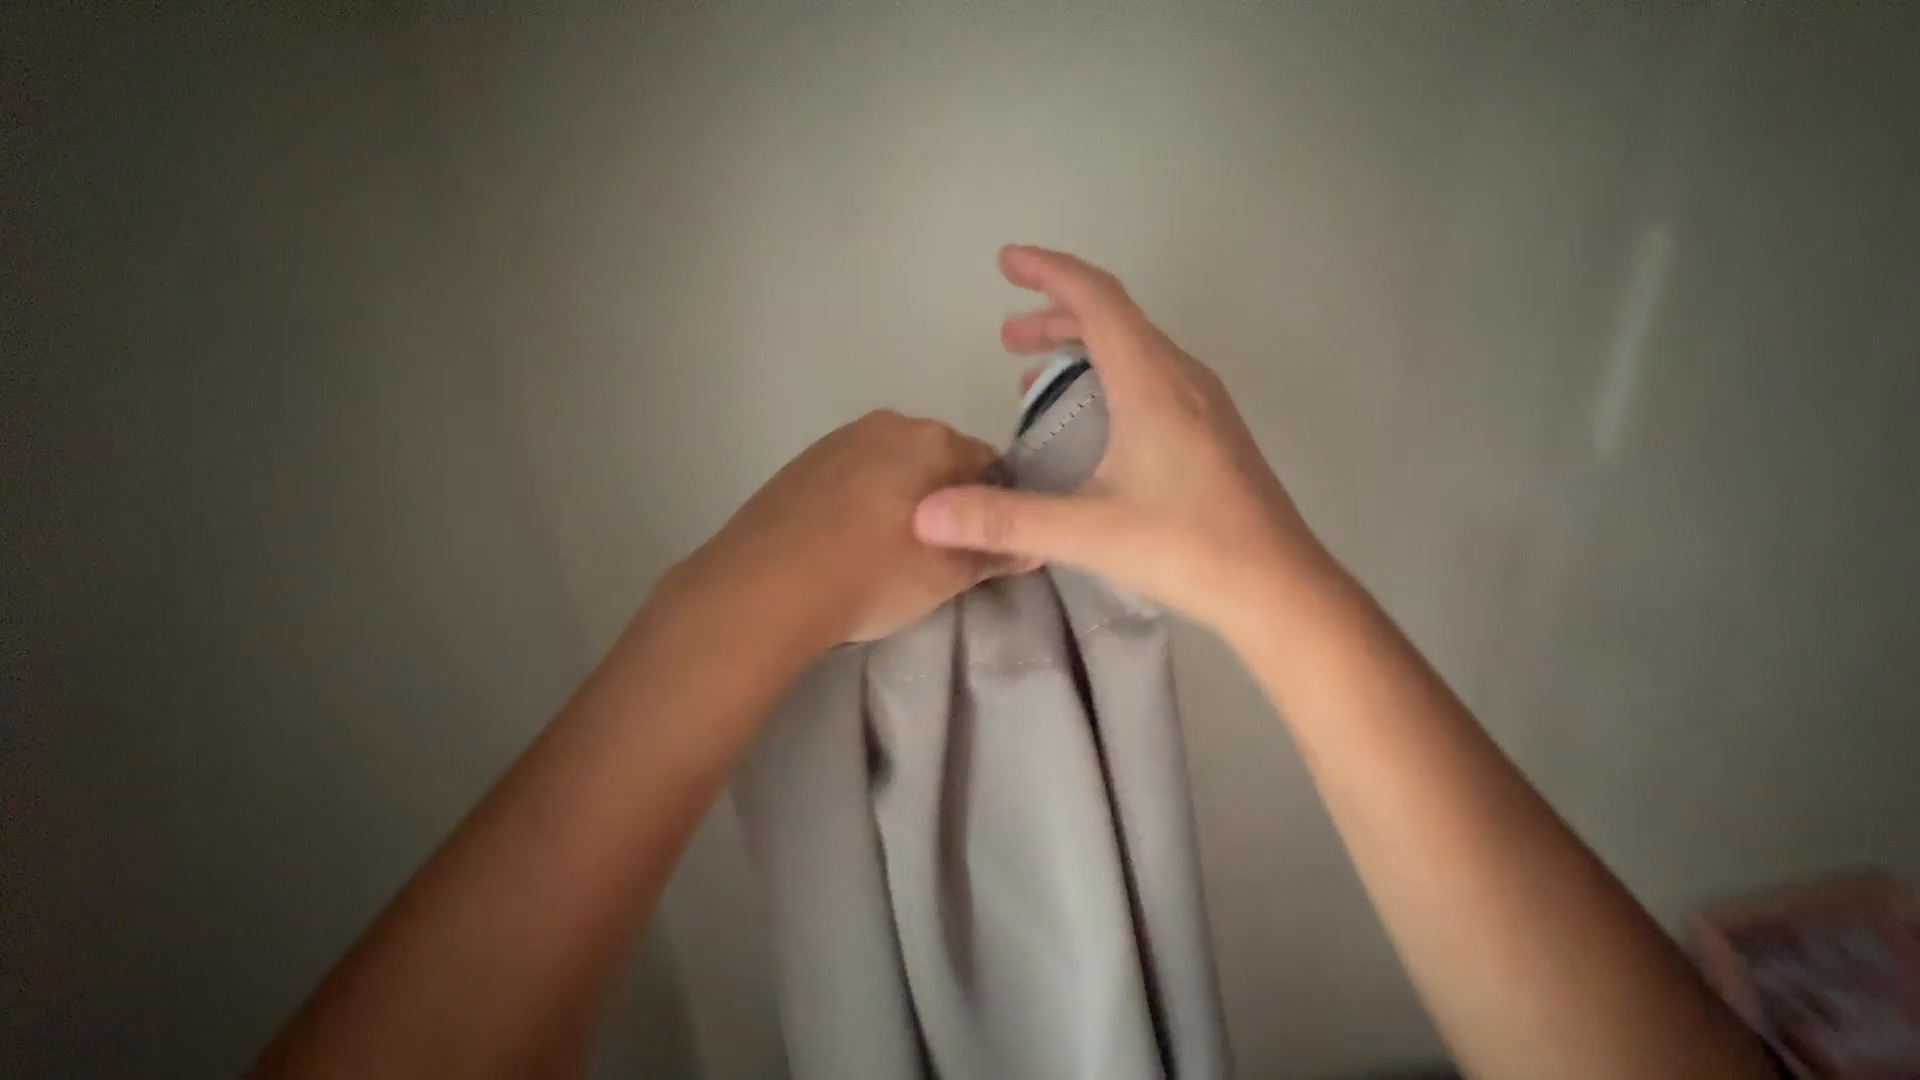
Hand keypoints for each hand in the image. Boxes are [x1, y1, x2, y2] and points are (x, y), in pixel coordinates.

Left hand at [661, 409, 1026, 647]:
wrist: (763, 587)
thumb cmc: (872, 573)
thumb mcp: (945, 574)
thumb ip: (993, 555)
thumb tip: (1029, 547)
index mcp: (931, 439)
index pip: (989, 465)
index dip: (993, 508)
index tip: (982, 546)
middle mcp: (886, 425)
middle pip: (937, 462)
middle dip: (946, 501)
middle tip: (936, 555)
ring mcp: (837, 441)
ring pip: (891, 469)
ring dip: (901, 501)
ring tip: (887, 554)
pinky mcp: (800, 465)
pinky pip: (851, 479)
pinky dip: (861, 504)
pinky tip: (847, 546)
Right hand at [913, 245, 1333, 633]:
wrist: (1280, 588)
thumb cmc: (1189, 548)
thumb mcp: (1087, 533)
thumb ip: (1005, 520)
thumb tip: (925, 514)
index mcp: (1152, 382)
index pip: (1096, 298)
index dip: (1048, 271)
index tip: (1006, 262)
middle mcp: (1182, 378)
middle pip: (1115, 318)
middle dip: (1055, 316)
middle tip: (1007, 339)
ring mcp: (1205, 404)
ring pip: (1137, 349)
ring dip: (1084, 348)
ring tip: (1035, 378)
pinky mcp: (1213, 433)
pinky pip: (1153, 378)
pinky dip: (1110, 377)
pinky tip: (1095, 425)